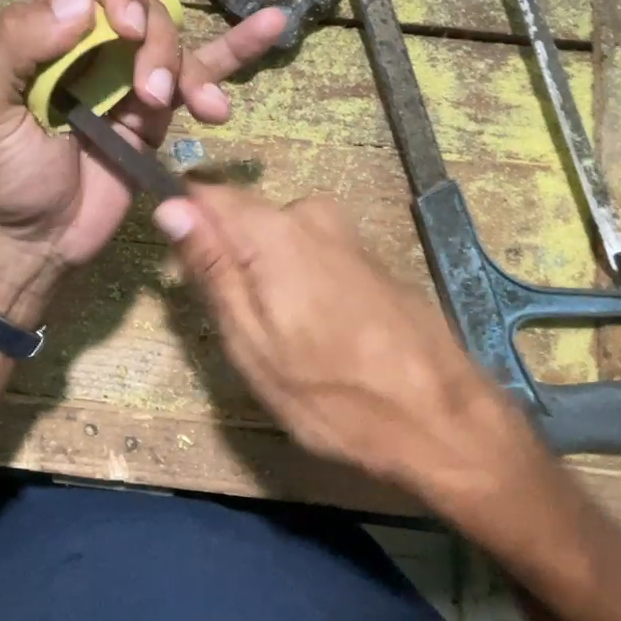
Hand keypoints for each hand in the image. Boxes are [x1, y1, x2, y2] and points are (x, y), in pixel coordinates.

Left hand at [0, 0, 286, 325]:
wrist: (37, 240)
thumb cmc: (2, 173)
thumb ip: (14, 45)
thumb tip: (78, 3)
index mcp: (46, 33)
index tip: (126, 30)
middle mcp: (90, 46)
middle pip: (144, 8)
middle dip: (156, 43)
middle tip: (148, 94)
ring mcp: (127, 79)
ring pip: (174, 42)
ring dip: (185, 68)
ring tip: (186, 108)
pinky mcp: (157, 115)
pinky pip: (203, 73)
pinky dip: (238, 50)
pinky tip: (274, 27)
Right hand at [155, 185, 540, 495]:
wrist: (450, 426)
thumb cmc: (335, 393)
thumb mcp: (252, 341)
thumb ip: (211, 267)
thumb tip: (170, 206)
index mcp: (274, 230)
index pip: (205, 194)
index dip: (184, 224)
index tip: (181, 272)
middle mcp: (311, 216)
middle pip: (241, 217)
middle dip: (226, 256)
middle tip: (233, 324)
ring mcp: (346, 235)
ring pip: (275, 238)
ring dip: (263, 274)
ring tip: (276, 338)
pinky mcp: (370, 259)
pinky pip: (309, 253)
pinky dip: (298, 281)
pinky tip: (317, 335)